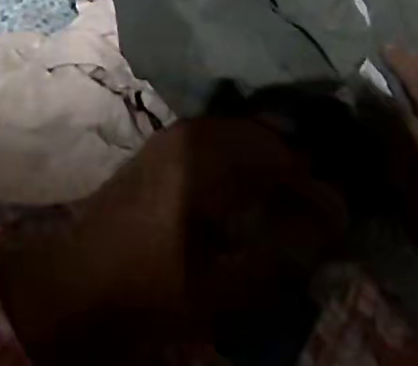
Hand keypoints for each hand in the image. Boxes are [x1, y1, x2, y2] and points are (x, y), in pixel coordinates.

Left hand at [0, 118, 346, 362]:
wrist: (78, 277)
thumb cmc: (148, 285)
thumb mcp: (218, 287)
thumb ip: (276, 255)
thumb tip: (323, 226)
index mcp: (203, 160)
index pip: (277, 158)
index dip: (314, 185)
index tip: (339, 212)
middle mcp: (189, 134)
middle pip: (260, 134)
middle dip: (296, 162)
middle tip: (320, 201)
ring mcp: (172, 134)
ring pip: (238, 129)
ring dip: (270, 154)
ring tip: (292, 192)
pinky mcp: (161, 143)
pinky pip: (217, 133)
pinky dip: (244, 151)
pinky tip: (251, 182)